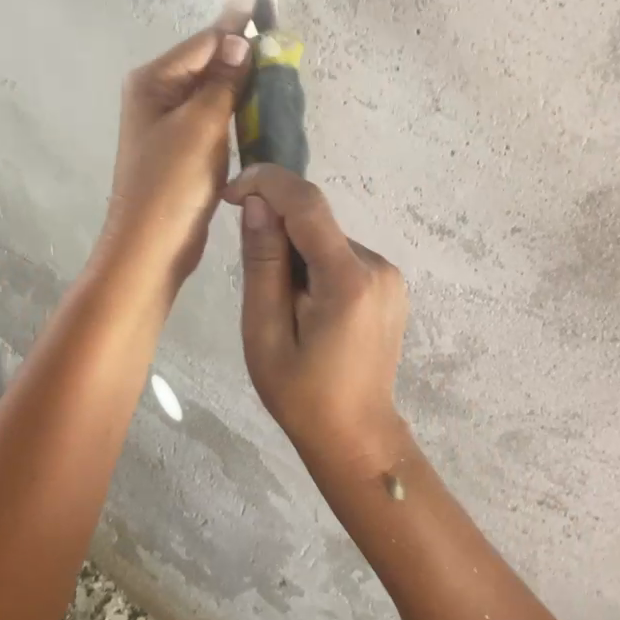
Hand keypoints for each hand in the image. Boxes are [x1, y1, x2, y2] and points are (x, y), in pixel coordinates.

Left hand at [102, 0, 257, 293]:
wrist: (150, 248)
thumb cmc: (171, 183)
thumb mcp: (201, 126)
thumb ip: (223, 80)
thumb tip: (238, 38)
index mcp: (154, 81)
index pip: (204, 41)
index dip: (236, 20)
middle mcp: (157, 95)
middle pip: (207, 62)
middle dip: (241, 49)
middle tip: (280, 31)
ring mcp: (169, 123)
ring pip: (213, 90)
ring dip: (241, 80)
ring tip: (277, 60)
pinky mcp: (183, 148)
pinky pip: (214, 116)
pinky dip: (236, 109)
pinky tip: (259, 104)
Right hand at [222, 165, 409, 475]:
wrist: (356, 436)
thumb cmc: (301, 394)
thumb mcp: (264, 332)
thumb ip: (262, 263)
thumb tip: (256, 203)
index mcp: (347, 280)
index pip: (307, 203)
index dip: (266, 182)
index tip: (230, 193)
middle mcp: (377, 266)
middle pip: (316, 221)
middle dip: (276, 229)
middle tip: (254, 278)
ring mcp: (389, 275)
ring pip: (326, 238)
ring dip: (295, 251)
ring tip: (283, 306)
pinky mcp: (389, 284)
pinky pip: (341, 256)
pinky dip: (315, 265)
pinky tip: (307, 307)